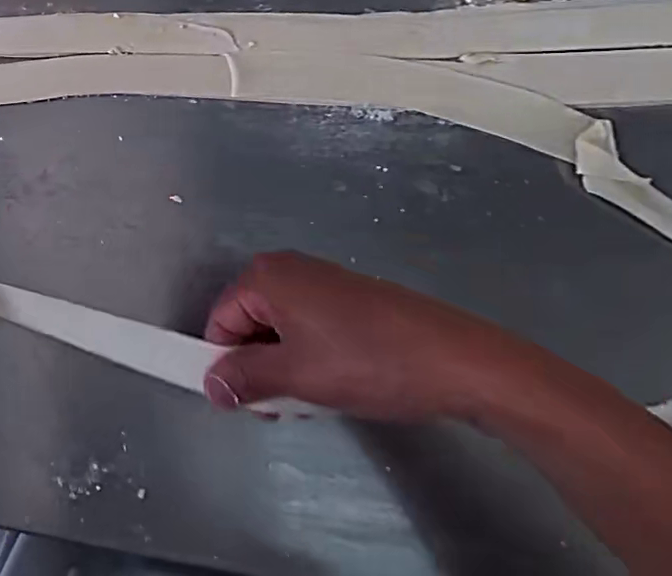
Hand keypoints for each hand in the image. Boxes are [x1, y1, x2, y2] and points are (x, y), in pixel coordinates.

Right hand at [202, 251, 533, 421]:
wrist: (459, 361)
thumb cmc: (369, 362)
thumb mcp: (297, 376)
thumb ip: (245, 379)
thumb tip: (211, 385)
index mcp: (266, 276)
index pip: (220, 320)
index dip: (226, 363)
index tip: (246, 400)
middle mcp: (287, 268)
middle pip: (248, 322)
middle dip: (258, 366)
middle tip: (286, 403)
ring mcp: (320, 279)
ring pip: (279, 328)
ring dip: (286, 365)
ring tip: (318, 396)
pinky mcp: (347, 295)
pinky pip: (308, 324)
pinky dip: (311, 354)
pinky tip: (340, 381)